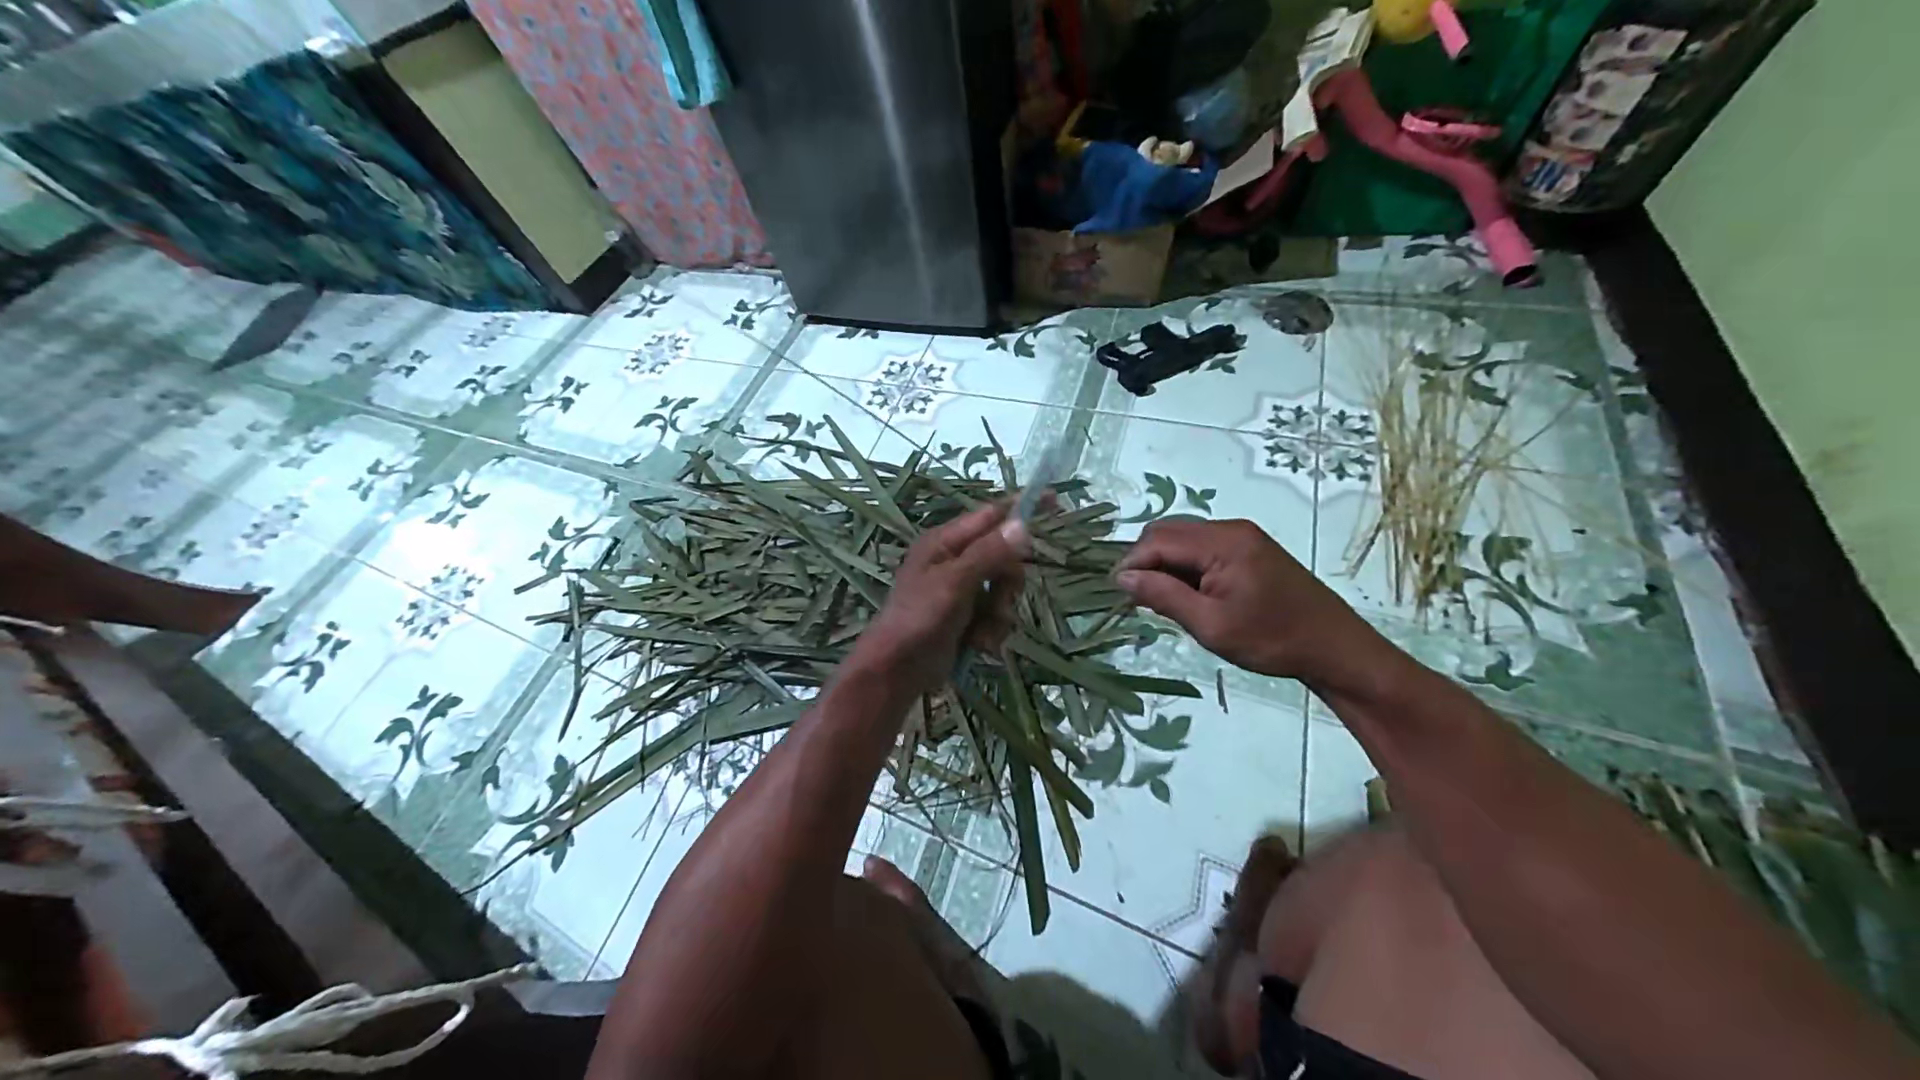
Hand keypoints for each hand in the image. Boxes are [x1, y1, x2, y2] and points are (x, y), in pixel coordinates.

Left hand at [850, 501, 1030, 694]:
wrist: (896, 671)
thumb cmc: (918, 619)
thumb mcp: (954, 583)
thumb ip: (989, 554)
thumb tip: (1022, 525)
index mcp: (946, 541)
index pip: (992, 514)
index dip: (1021, 509)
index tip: (1055, 502)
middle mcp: (955, 560)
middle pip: (1005, 557)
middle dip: (1007, 584)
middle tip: (998, 601)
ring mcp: (962, 589)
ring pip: (1004, 590)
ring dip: (999, 615)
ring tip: (979, 631)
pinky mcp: (967, 616)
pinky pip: (997, 616)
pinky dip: (991, 631)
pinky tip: (976, 644)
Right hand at [1114, 519, 1406, 697]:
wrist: (1334, 648)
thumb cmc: (1272, 640)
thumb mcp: (1211, 625)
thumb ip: (1164, 596)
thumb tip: (1122, 578)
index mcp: (1223, 542)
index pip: (1158, 540)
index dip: (1132, 564)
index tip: (1119, 595)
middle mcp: (1230, 528)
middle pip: (1168, 532)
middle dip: (1146, 562)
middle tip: (1141, 601)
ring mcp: (1242, 536)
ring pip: (1182, 539)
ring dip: (1164, 565)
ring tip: (1165, 602)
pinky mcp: (1248, 548)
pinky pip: (1201, 548)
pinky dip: (1184, 567)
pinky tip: (1189, 596)